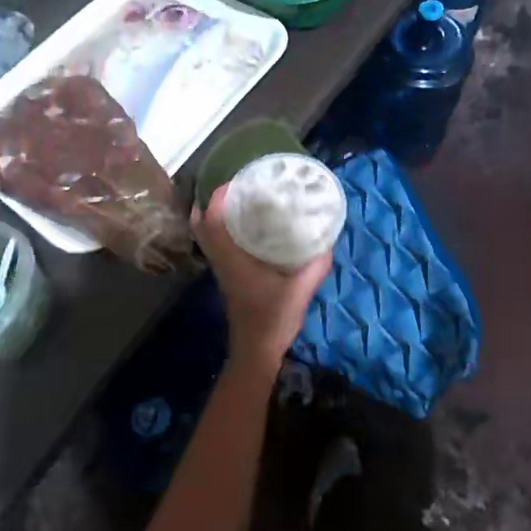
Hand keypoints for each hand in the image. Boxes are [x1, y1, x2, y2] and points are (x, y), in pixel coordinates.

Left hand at [194, 183, 332, 366]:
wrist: (256, 350)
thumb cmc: (273, 319)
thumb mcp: (300, 290)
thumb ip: (315, 264)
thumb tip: (328, 239)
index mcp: (231, 258)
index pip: (212, 220)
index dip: (218, 197)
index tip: (235, 180)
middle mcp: (220, 259)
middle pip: (201, 223)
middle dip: (212, 200)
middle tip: (236, 185)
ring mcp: (220, 268)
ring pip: (206, 233)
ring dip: (216, 214)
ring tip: (241, 199)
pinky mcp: (226, 275)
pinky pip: (216, 243)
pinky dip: (223, 228)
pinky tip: (247, 226)